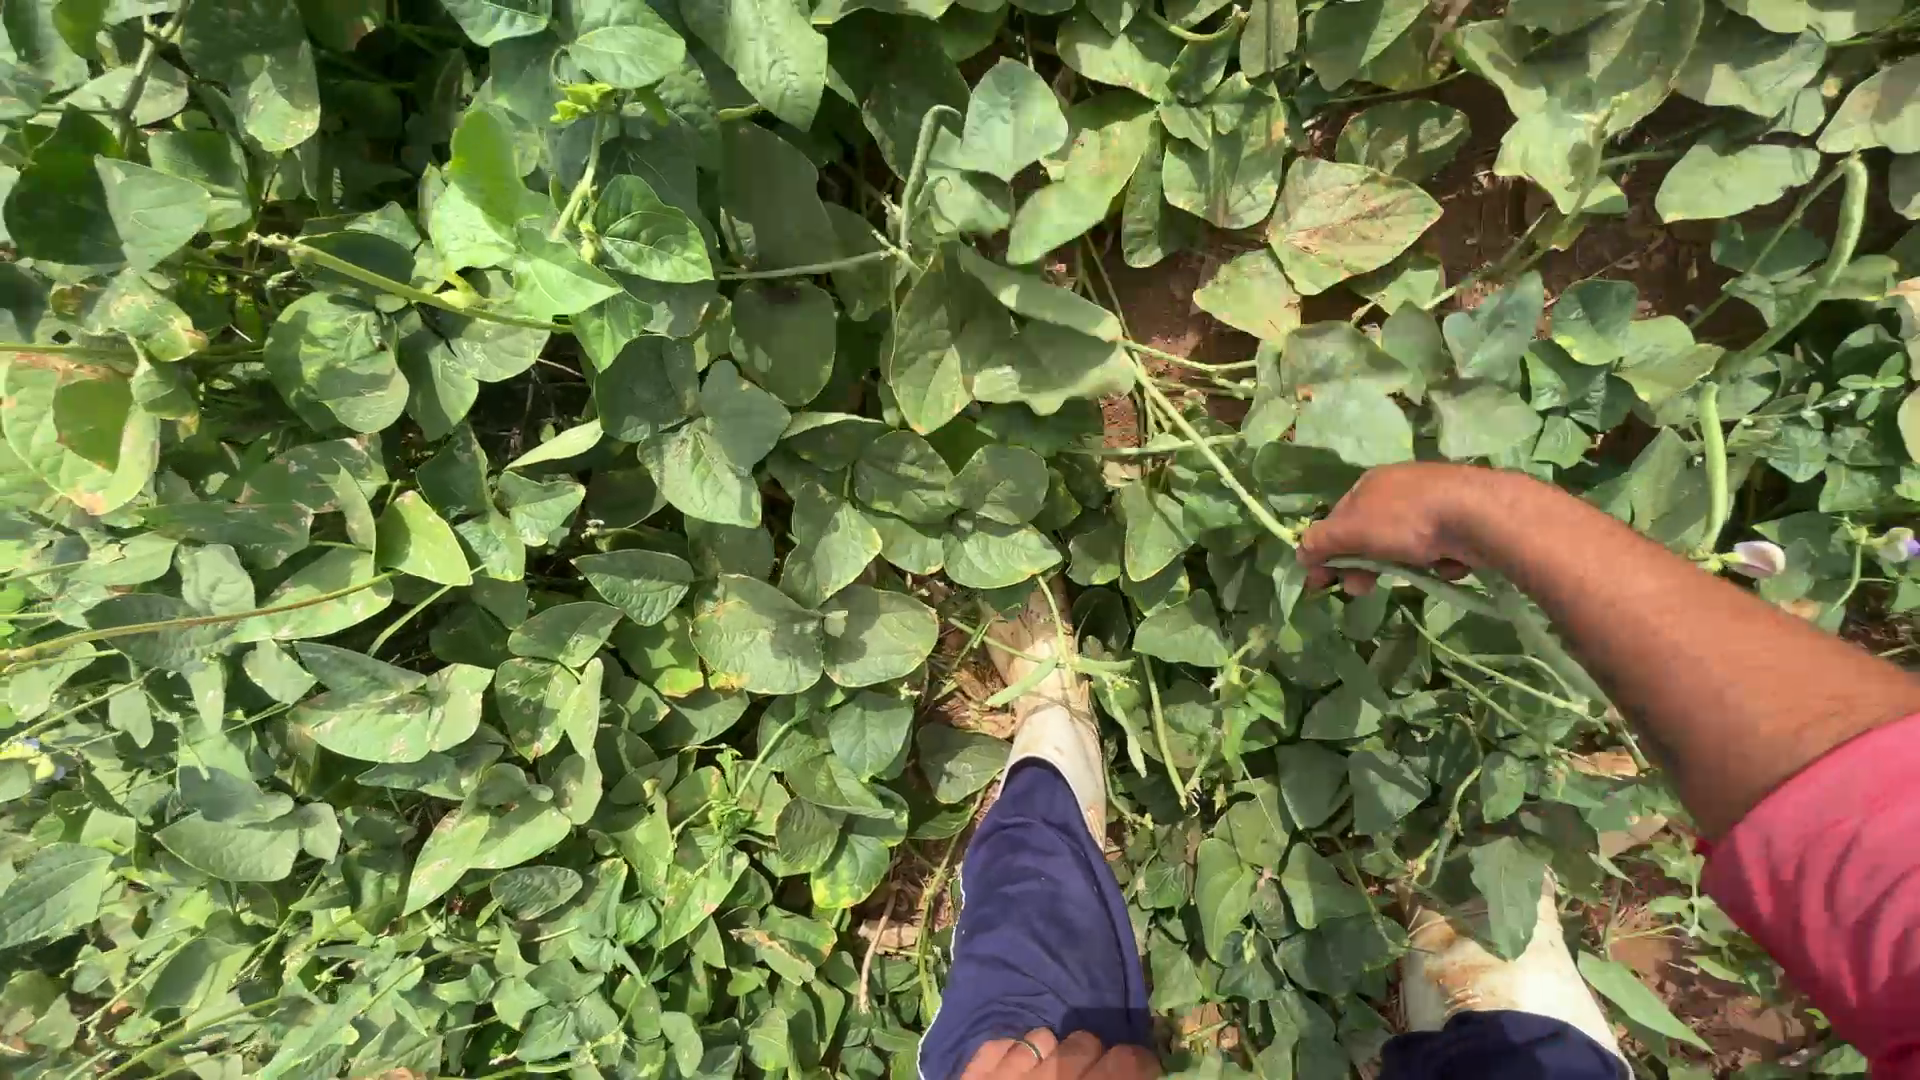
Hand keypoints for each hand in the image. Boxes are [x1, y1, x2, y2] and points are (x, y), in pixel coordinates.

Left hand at [958, 1030, 1159, 1079]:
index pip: (1128, 1061)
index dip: (1139, 1066)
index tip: (1142, 1076)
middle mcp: (1053, 1077)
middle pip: (1086, 1042)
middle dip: (1095, 1062)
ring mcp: (1009, 1071)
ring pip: (1044, 1037)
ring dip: (1051, 1058)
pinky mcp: (974, 1076)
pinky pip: (1001, 1045)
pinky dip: (1011, 1058)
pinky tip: (1014, 1079)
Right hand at [1298, 462, 1504, 594]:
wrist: (1480, 514)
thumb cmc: (1405, 519)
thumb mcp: (1351, 531)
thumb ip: (1321, 542)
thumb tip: (1300, 553)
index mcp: (1368, 483)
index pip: (1336, 519)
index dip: (1325, 551)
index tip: (1322, 582)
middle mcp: (1398, 487)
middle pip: (1368, 533)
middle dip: (1361, 564)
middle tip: (1360, 590)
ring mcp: (1433, 500)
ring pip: (1402, 542)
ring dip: (1397, 564)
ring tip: (1409, 576)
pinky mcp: (1463, 517)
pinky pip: (1436, 546)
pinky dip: (1435, 560)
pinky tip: (1445, 564)